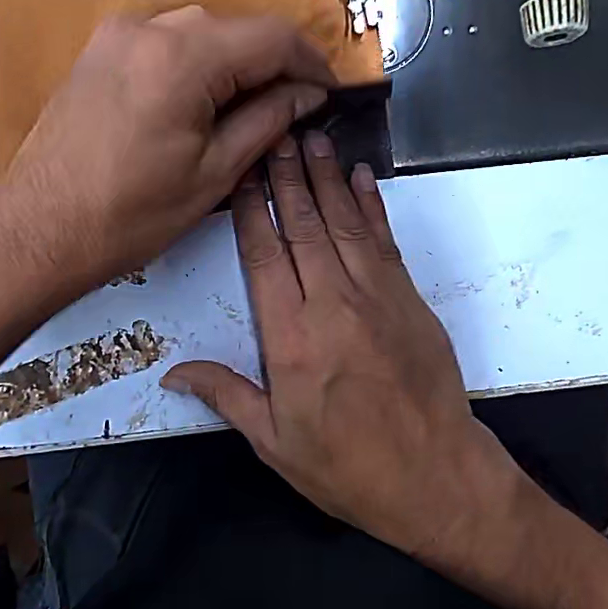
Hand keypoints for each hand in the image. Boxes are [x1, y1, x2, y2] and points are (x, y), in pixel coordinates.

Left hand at [0, 7, 335, 294]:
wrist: (39, 228)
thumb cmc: (132, 213)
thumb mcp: (216, 172)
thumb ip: (269, 120)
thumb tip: (309, 95)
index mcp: (183, 58)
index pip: (272, 37)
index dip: (311, 62)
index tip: (329, 92)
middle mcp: (149, 28)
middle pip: (237, 29)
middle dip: (275, 64)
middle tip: (296, 109)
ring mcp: (118, 34)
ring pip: (204, 31)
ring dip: (237, 64)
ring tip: (254, 110)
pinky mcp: (101, 49)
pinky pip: (170, 41)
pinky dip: (201, 64)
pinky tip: (207, 103)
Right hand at [161, 131, 530, 565]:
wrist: (435, 474)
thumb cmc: (347, 466)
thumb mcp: (275, 442)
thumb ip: (226, 396)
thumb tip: (172, 372)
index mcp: (292, 337)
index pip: (263, 257)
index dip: (249, 210)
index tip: (240, 173)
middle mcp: (332, 303)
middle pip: (303, 227)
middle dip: (286, 177)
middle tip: (274, 134)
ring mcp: (377, 296)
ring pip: (344, 224)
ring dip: (326, 179)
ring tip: (311, 140)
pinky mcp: (409, 298)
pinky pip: (385, 242)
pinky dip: (372, 206)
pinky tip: (361, 178)